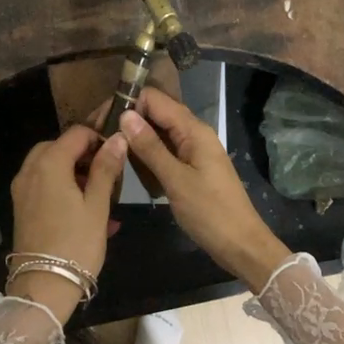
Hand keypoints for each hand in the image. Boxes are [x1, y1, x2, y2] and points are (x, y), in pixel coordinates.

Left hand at [7, 124, 127, 318]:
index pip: (77, 133)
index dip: (99, 138)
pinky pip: (44, 187)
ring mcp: (22, 189)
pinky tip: (85, 211)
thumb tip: (117, 139)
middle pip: (59, 148)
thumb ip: (105, 169)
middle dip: (84, 157)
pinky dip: (63, 189)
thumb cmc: (77, 244)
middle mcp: (30, 169)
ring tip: (99, 197)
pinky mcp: (22, 208)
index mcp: (50, 163)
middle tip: (107, 177)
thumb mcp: (97, 206)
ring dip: (74, 174)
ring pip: (50, 168)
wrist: (45, 284)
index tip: (117, 156)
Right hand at [119, 89, 292, 290]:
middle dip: (130, 123)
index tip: (103, 123)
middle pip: (157, 114)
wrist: (240, 244)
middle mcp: (196, 135)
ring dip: (139, 141)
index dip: (128, 105)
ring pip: (161, 135)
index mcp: (194, 130)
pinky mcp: (195, 170)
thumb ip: (150, 148)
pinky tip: (134, 169)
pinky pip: (168, 154)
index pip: (154, 99)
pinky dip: (151, 158)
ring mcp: (196, 153)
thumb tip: (125, 116)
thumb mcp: (176, 180)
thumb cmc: (210, 213)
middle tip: (102, 141)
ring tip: (113, 155)